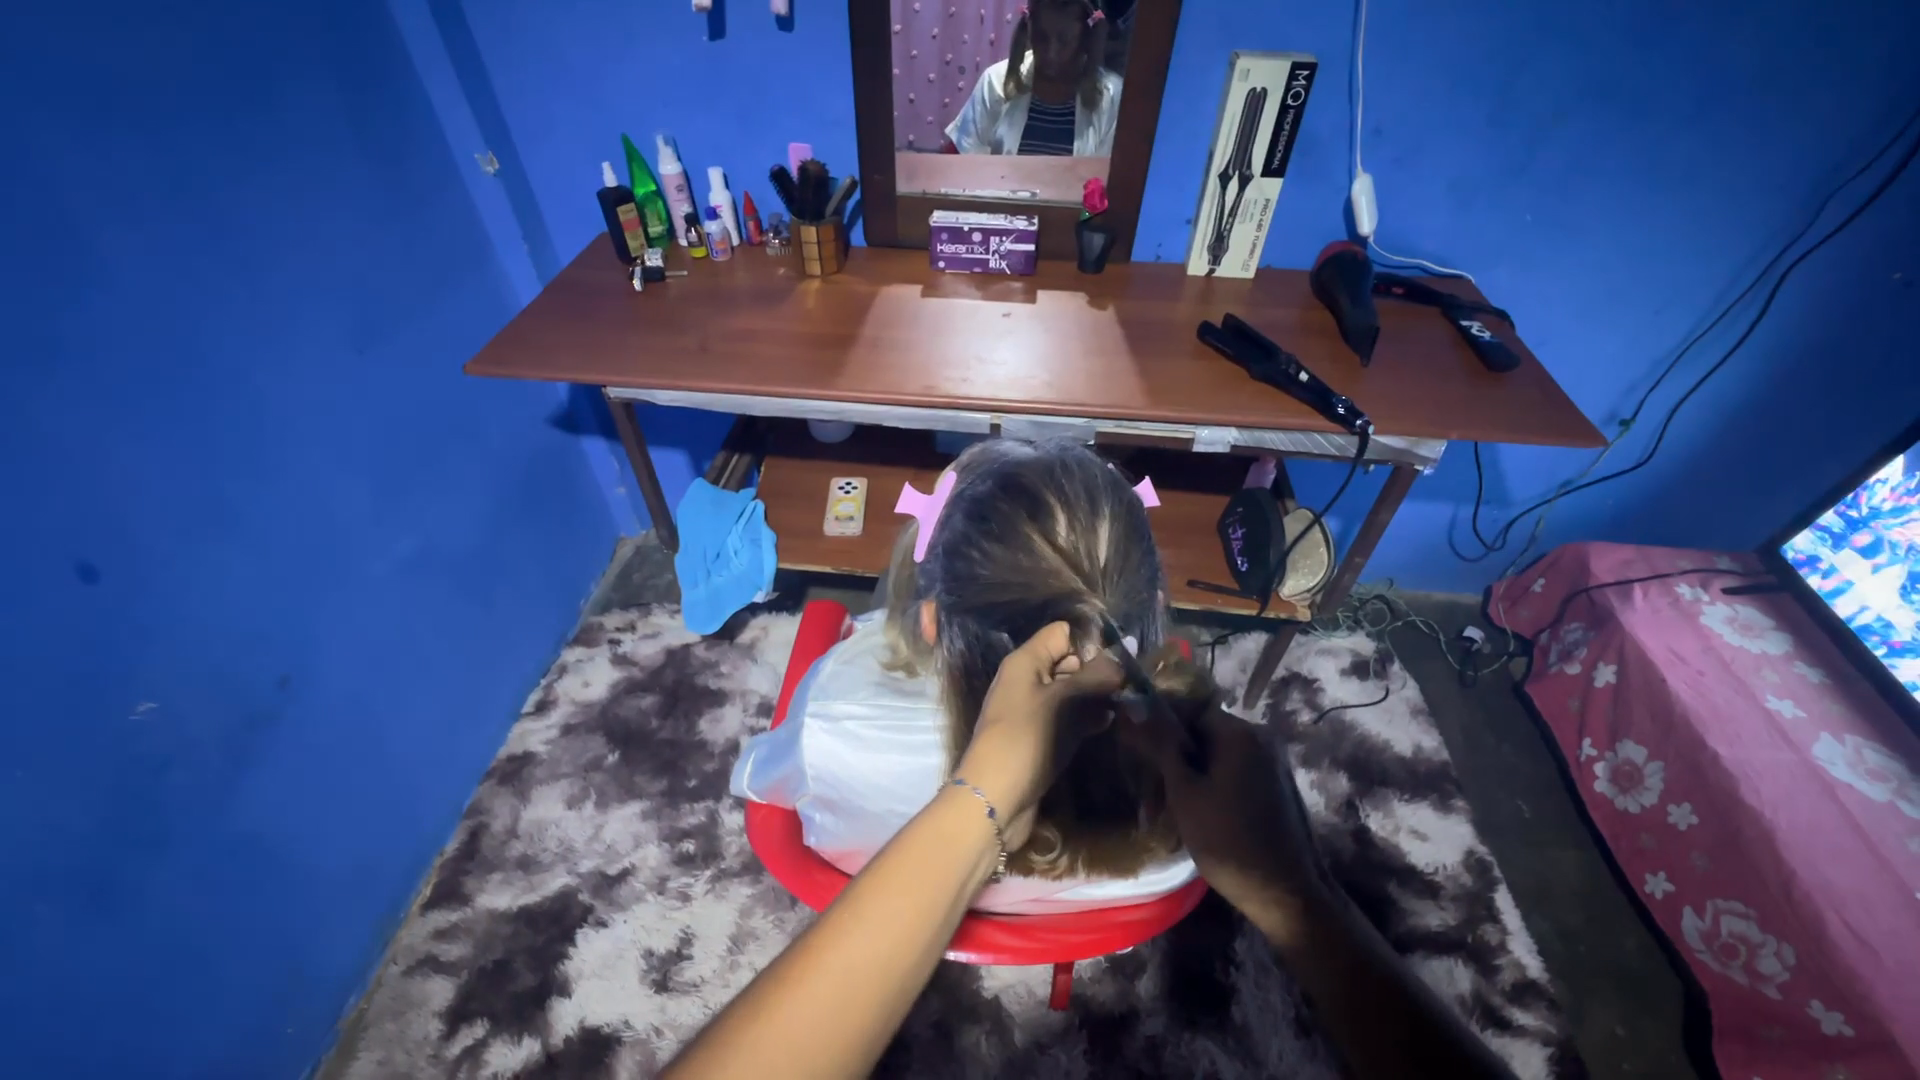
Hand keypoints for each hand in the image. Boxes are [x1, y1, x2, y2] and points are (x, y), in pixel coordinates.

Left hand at [954, 622, 1124, 851]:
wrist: (994, 798)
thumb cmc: (1026, 739)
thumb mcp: (1063, 701)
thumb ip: (1095, 676)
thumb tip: (1127, 651)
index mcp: (1025, 661)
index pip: (1061, 633)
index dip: (1090, 641)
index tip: (1121, 658)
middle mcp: (1026, 680)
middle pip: (1067, 661)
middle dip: (1099, 670)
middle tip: (1132, 683)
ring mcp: (1032, 710)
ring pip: (1070, 692)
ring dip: (1097, 697)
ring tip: (1129, 703)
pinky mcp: (1039, 738)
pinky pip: (1067, 718)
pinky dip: (1087, 718)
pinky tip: (1110, 722)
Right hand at [1120, 651, 1337, 946]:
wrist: (1286, 895)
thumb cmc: (1228, 841)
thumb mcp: (1184, 792)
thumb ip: (1161, 746)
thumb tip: (1135, 706)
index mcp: (1240, 733)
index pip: (1189, 709)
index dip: (1160, 728)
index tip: (1137, 752)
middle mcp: (1260, 739)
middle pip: (1204, 734)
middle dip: (1174, 759)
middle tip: (1150, 794)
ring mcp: (1272, 764)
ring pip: (1217, 757)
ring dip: (1190, 777)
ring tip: (1167, 812)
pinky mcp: (1276, 787)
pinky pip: (1234, 774)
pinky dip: (1212, 787)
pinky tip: (1197, 817)